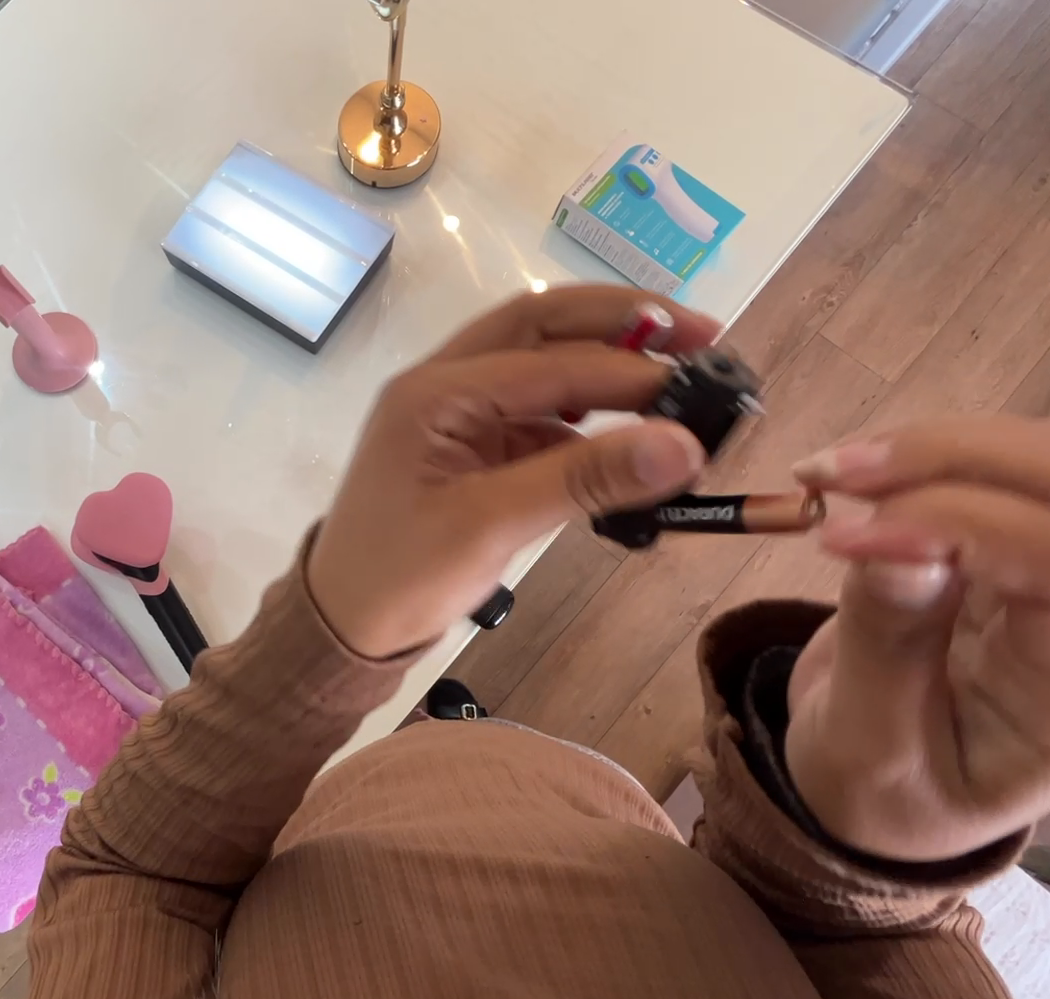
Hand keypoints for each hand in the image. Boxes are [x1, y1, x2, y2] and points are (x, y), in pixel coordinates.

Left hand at [306, 286, 721, 657]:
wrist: (345, 623)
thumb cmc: (401, 575)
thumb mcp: (489, 525)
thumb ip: (583, 480)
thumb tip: (686, 445)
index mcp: (432, 393)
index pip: (546, 360)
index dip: (627, 371)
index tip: (703, 383)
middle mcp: (440, 386)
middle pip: (538, 328)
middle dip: (618, 325)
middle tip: (700, 335)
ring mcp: (452, 415)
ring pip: (536, 368)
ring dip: (601, 371)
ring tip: (674, 382)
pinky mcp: (465, 448)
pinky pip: (530, 418)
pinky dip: (579, 424)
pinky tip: (622, 443)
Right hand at [785, 418, 1049, 861]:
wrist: (875, 800)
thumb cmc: (869, 792)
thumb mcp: (860, 739)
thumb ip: (885, 643)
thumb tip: (892, 543)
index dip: (962, 529)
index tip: (841, 535)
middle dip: (962, 463)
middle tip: (836, 472)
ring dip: (948, 448)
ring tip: (836, 469)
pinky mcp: (1021, 567)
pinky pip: (1018, 482)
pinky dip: (938, 457)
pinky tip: (866, 475)